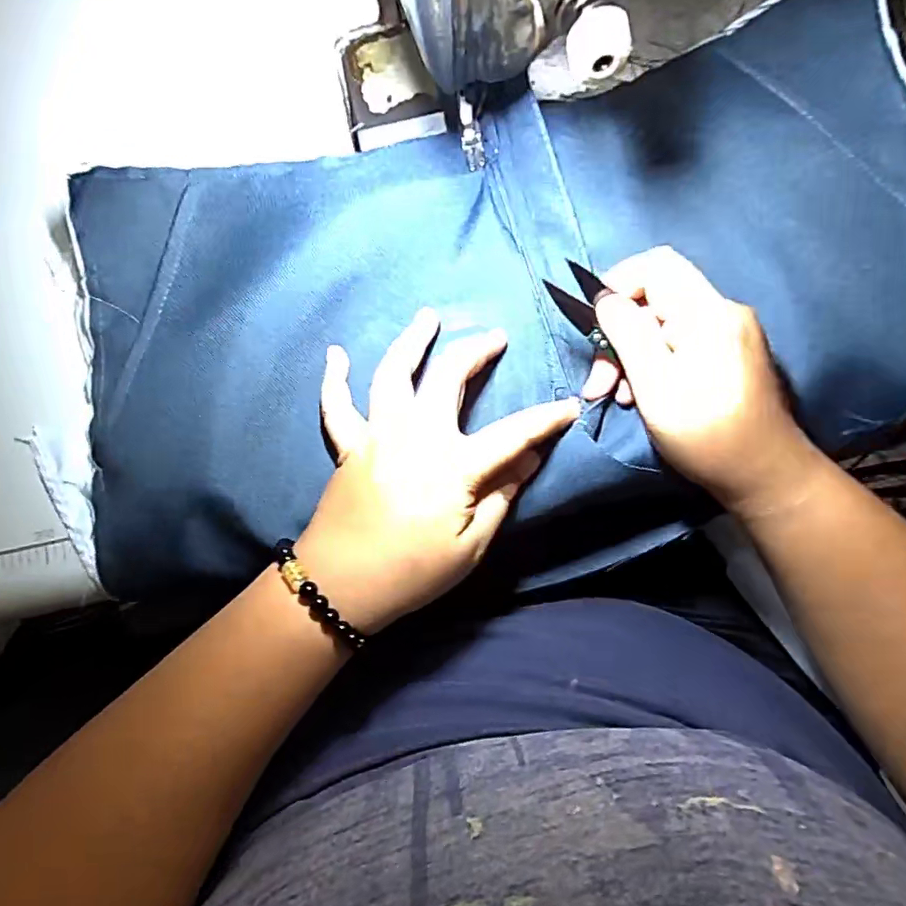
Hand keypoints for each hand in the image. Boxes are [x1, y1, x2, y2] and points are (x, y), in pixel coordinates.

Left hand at [298, 309, 580, 633]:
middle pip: (448, 378)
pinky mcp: (348, 446)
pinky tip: (336, 354)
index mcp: (453, 465)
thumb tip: (529, 459)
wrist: (340, 587)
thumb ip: (501, 496)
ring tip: (428, 317)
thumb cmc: (413, 573)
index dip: (545, 420)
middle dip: (476, 352)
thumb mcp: (471, 546)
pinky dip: (334, 378)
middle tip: (496, 337)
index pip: (512, 434)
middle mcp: (415, 436)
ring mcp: (377, 436)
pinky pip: (337, 405)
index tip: (570, 407)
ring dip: (412, 341)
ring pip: (393, 374)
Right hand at [580, 246, 822, 518]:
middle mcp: (723, 313)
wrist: (764, 475)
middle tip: (600, 382)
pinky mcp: (732, 358)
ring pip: (666, 327)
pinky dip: (658, 366)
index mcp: (707, 312)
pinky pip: (684, 346)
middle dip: (620, 336)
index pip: (656, 265)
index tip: (595, 322)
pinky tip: (646, 398)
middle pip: (657, 301)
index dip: (618, 284)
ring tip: (621, 397)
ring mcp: (731, 336)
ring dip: (634, 357)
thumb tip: (605, 297)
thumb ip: (627, 333)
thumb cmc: (704, 432)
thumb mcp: (654, 383)